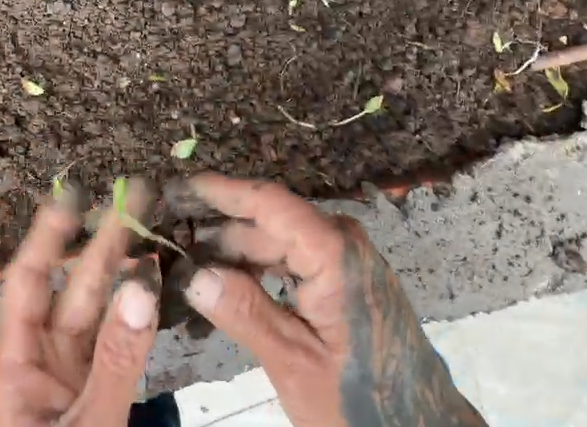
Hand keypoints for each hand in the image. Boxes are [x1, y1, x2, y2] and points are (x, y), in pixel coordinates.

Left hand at [0, 197, 160, 426]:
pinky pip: (116, 343)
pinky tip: (155, 284)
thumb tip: (143, 286)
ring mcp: (69, 379)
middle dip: (106, 240)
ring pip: (99, 312)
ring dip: (125, 271)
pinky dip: (136, 314)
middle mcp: (40, 362)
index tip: (72, 194)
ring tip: (153, 227)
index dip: (48, 235)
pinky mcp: (94, 396)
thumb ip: (115, 359)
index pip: (28, 283)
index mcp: (14, 366)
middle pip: (74, 289)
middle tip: (139, 194)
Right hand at [182, 174, 485, 426]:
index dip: (222, 190)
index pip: (269, 203)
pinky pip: (293, 260)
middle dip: (219, 226)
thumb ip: (245, 314)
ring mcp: (345, 257)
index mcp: (334, 251)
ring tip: (185, 261)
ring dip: (235, 250)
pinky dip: (259, 268)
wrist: (419, 424)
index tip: (180, 184)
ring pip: (278, 241)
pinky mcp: (344, 276)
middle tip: (167, 236)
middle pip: (269, 222)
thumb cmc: (358, 398)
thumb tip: (194, 275)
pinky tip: (225, 283)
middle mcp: (341, 241)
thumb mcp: (295, 363)